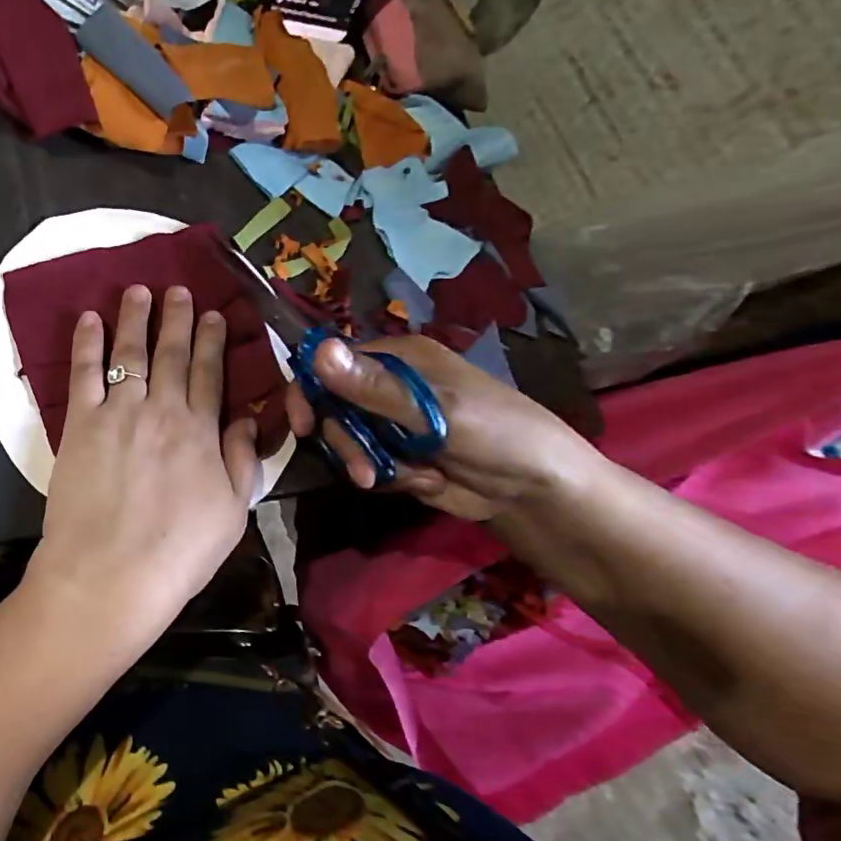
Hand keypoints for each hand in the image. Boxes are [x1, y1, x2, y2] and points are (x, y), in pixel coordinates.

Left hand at [30, 285, 261, 643]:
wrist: (111, 573)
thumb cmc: (178, 553)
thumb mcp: (233, 513)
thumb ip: (240, 460)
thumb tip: (244, 417)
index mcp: (201, 432)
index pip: (210, 374)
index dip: (213, 341)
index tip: (214, 313)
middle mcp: (162, 411)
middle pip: (173, 354)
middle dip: (177, 318)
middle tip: (177, 289)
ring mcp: (119, 412)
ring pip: (131, 352)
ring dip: (135, 318)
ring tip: (138, 290)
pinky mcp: (81, 424)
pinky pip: (85, 372)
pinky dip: (87, 342)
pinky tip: (90, 319)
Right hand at [284, 334, 604, 519]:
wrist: (537, 490)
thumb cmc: (495, 432)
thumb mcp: (434, 409)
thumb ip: (373, 387)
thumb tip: (316, 350)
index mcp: (397, 357)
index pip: (331, 363)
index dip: (311, 390)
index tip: (303, 426)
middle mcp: (387, 385)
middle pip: (333, 407)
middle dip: (347, 442)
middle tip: (366, 471)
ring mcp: (393, 422)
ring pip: (347, 441)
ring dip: (370, 464)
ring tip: (412, 478)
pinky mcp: (398, 455)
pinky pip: (368, 465)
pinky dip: (391, 477)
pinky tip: (426, 481)